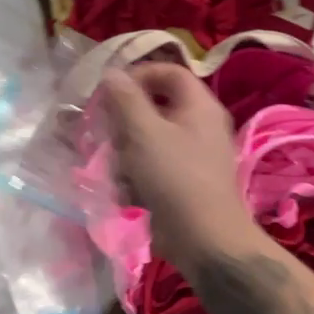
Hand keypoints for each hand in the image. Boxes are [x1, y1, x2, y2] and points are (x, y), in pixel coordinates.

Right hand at [100, 63, 260, 265]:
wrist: (205, 240)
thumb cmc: (174, 178)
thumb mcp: (142, 132)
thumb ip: (124, 99)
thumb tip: (112, 73)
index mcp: (199, 106)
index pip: (168, 72)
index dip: (138, 74)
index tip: (109, 92)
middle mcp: (200, 126)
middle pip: (154, 108)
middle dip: (125, 123)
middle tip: (109, 135)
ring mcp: (193, 157)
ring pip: (148, 140)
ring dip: (126, 154)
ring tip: (118, 171)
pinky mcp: (183, 183)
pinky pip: (153, 168)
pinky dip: (137, 178)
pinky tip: (128, 195)